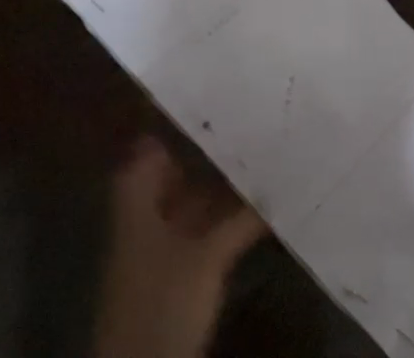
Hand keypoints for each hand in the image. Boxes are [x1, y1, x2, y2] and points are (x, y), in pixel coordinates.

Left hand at [93, 137, 266, 357]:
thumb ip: (239, 219)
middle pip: (171, 182)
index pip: (146, 158)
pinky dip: (224, 225)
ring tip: (262, 168)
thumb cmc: (163, 303)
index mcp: (136, 209)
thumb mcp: (206, 258)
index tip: (210, 111)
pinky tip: (258, 216)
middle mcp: (143, 224)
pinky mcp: (175, 278)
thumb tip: (277, 185)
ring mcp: (158, 253)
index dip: (171, 134)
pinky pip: (200, 238)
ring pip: (188, 211)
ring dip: (219, 195)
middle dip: (207, 161)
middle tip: (249, 135)